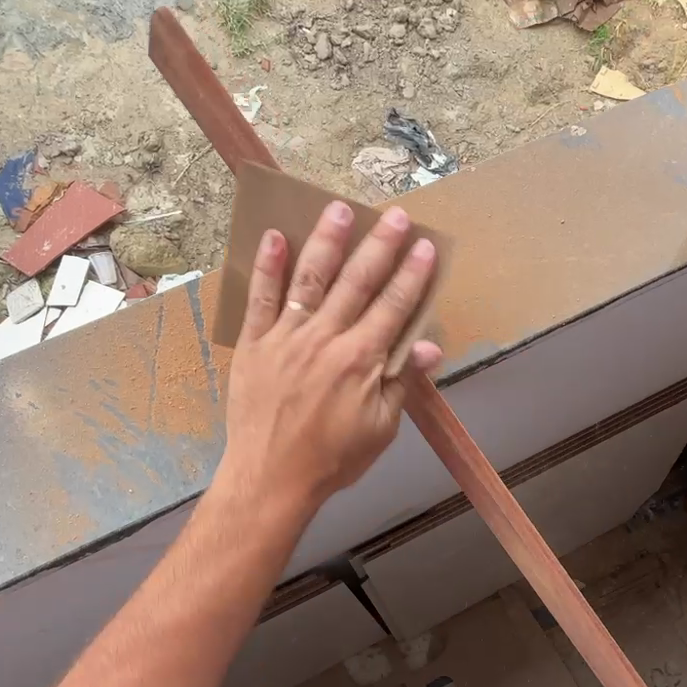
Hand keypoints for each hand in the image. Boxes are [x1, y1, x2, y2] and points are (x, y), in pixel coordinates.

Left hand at [221, 200, 442, 516]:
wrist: (272, 478)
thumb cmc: (334, 458)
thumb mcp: (381, 428)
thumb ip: (402, 382)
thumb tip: (431, 348)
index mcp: (361, 360)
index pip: (393, 306)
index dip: (412, 275)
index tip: (426, 246)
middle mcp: (326, 339)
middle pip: (357, 283)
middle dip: (380, 246)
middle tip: (395, 215)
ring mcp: (287, 338)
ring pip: (310, 280)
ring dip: (327, 242)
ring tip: (339, 208)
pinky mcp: (255, 345)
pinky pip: (261, 299)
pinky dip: (267, 267)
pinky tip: (275, 236)